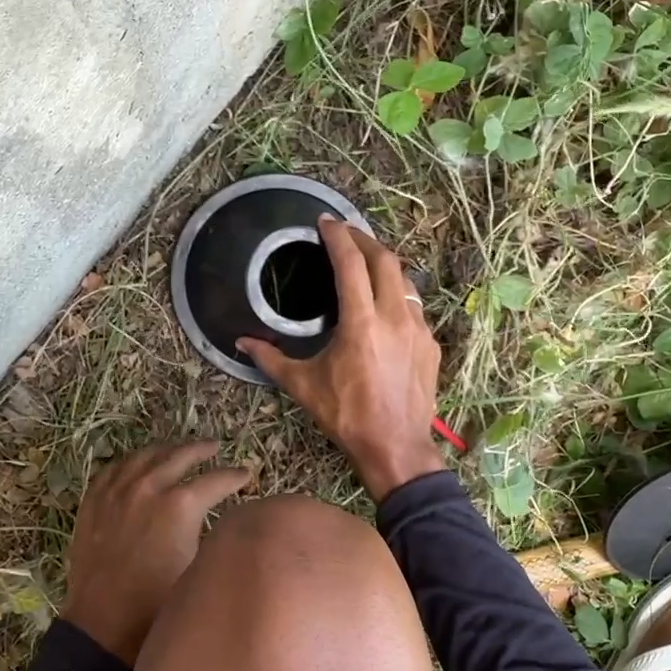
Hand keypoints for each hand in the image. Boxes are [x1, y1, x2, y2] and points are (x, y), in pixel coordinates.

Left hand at [60, 441, 249, 664]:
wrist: (103, 627)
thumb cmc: (157, 607)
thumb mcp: (198, 569)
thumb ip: (209, 533)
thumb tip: (218, 517)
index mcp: (179, 506)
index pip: (216, 480)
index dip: (234, 477)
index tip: (246, 474)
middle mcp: (148, 488)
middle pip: (179, 456)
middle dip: (201, 449)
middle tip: (215, 446)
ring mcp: (116, 491)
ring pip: (144, 456)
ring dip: (166, 449)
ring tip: (177, 449)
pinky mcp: (94, 501)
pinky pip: (114, 469)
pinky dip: (131, 461)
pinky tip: (137, 463)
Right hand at [237, 216, 444, 500]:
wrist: (396, 448)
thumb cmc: (346, 416)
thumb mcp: (303, 385)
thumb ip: (270, 358)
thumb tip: (241, 342)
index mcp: (361, 323)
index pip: (351, 264)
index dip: (337, 237)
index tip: (325, 222)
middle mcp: (394, 317)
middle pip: (384, 259)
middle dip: (364, 239)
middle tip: (344, 233)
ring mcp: (417, 330)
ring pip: (405, 280)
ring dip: (384, 263)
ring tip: (365, 260)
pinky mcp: (430, 344)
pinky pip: (414, 306)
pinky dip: (397, 293)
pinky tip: (384, 302)